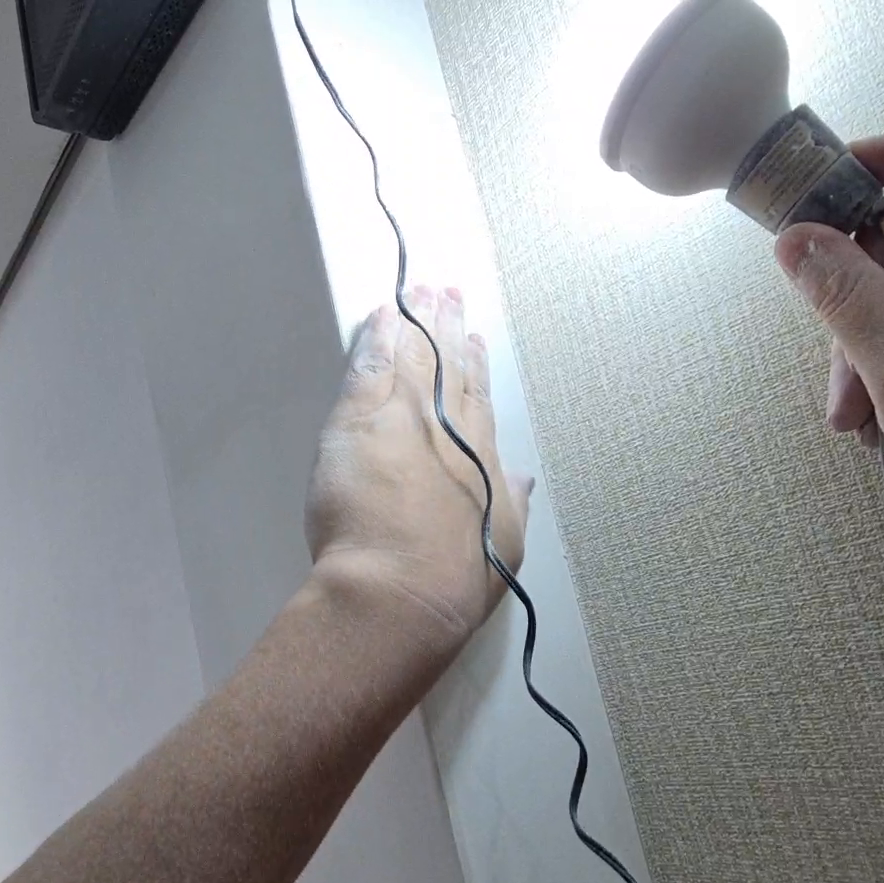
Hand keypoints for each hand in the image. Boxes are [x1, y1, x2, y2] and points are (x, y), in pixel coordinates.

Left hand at [306, 285, 532, 649]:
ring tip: (418, 292)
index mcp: (480, 455)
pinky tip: (380, 316)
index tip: (475, 339)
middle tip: (447, 293)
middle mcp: (446, 426)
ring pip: (412, 356)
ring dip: (416, 322)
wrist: (402, 589)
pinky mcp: (359, 421)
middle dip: (448, 328)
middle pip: (447, 366)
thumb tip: (524, 477)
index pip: (478, 398)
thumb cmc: (458, 578)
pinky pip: (370, 365)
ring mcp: (403, 417)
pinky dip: (376, 337)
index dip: (476, 366)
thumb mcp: (505, 544)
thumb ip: (514, 504)